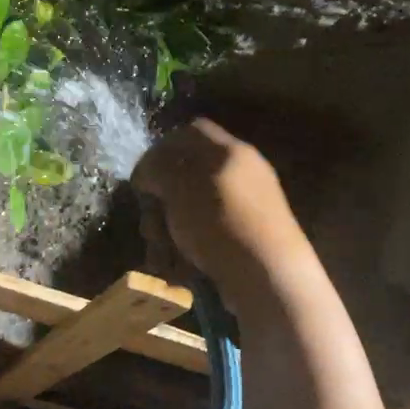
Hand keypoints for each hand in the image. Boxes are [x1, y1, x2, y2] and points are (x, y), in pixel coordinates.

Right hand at [133, 118, 314, 305]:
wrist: (266, 275)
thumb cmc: (220, 223)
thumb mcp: (180, 186)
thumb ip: (158, 169)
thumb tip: (147, 173)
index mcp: (229, 152)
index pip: (190, 132)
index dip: (160, 150)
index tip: (143, 179)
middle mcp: (237, 175)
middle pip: (183, 178)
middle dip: (159, 204)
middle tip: (151, 224)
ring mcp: (241, 209)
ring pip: (187, 213)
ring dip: (166, 233)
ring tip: (162, 255)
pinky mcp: (240, 240)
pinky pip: (202, 239)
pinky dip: (185, 252)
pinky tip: (179, 269)